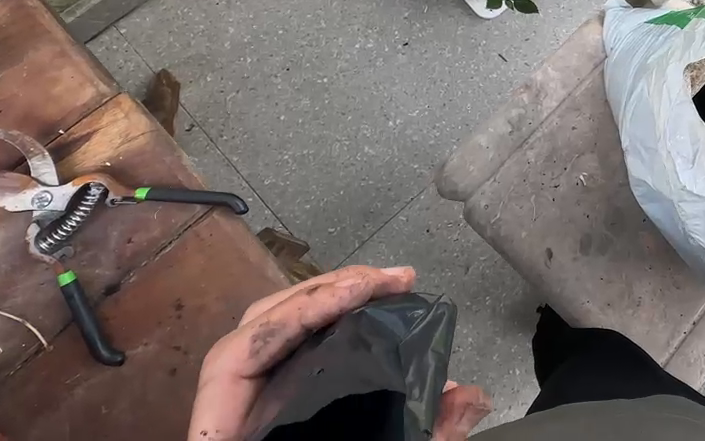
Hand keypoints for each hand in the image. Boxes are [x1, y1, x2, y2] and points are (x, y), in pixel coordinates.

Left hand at [188, 265, 491, 440]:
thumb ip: (424, 437)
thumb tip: (474, 396)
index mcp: (230, 438)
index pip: (235, 360)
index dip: (293, 316)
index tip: (362, 294)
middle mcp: (233, 415)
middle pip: (259, 326)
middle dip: (327, 289)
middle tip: (395, 280)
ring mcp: (249, 406)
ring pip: (275, 328)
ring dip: (332, 294)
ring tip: (388, 284)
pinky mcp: (274, 403)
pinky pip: (294, 347)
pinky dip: (332, 319)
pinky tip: (372, 311)